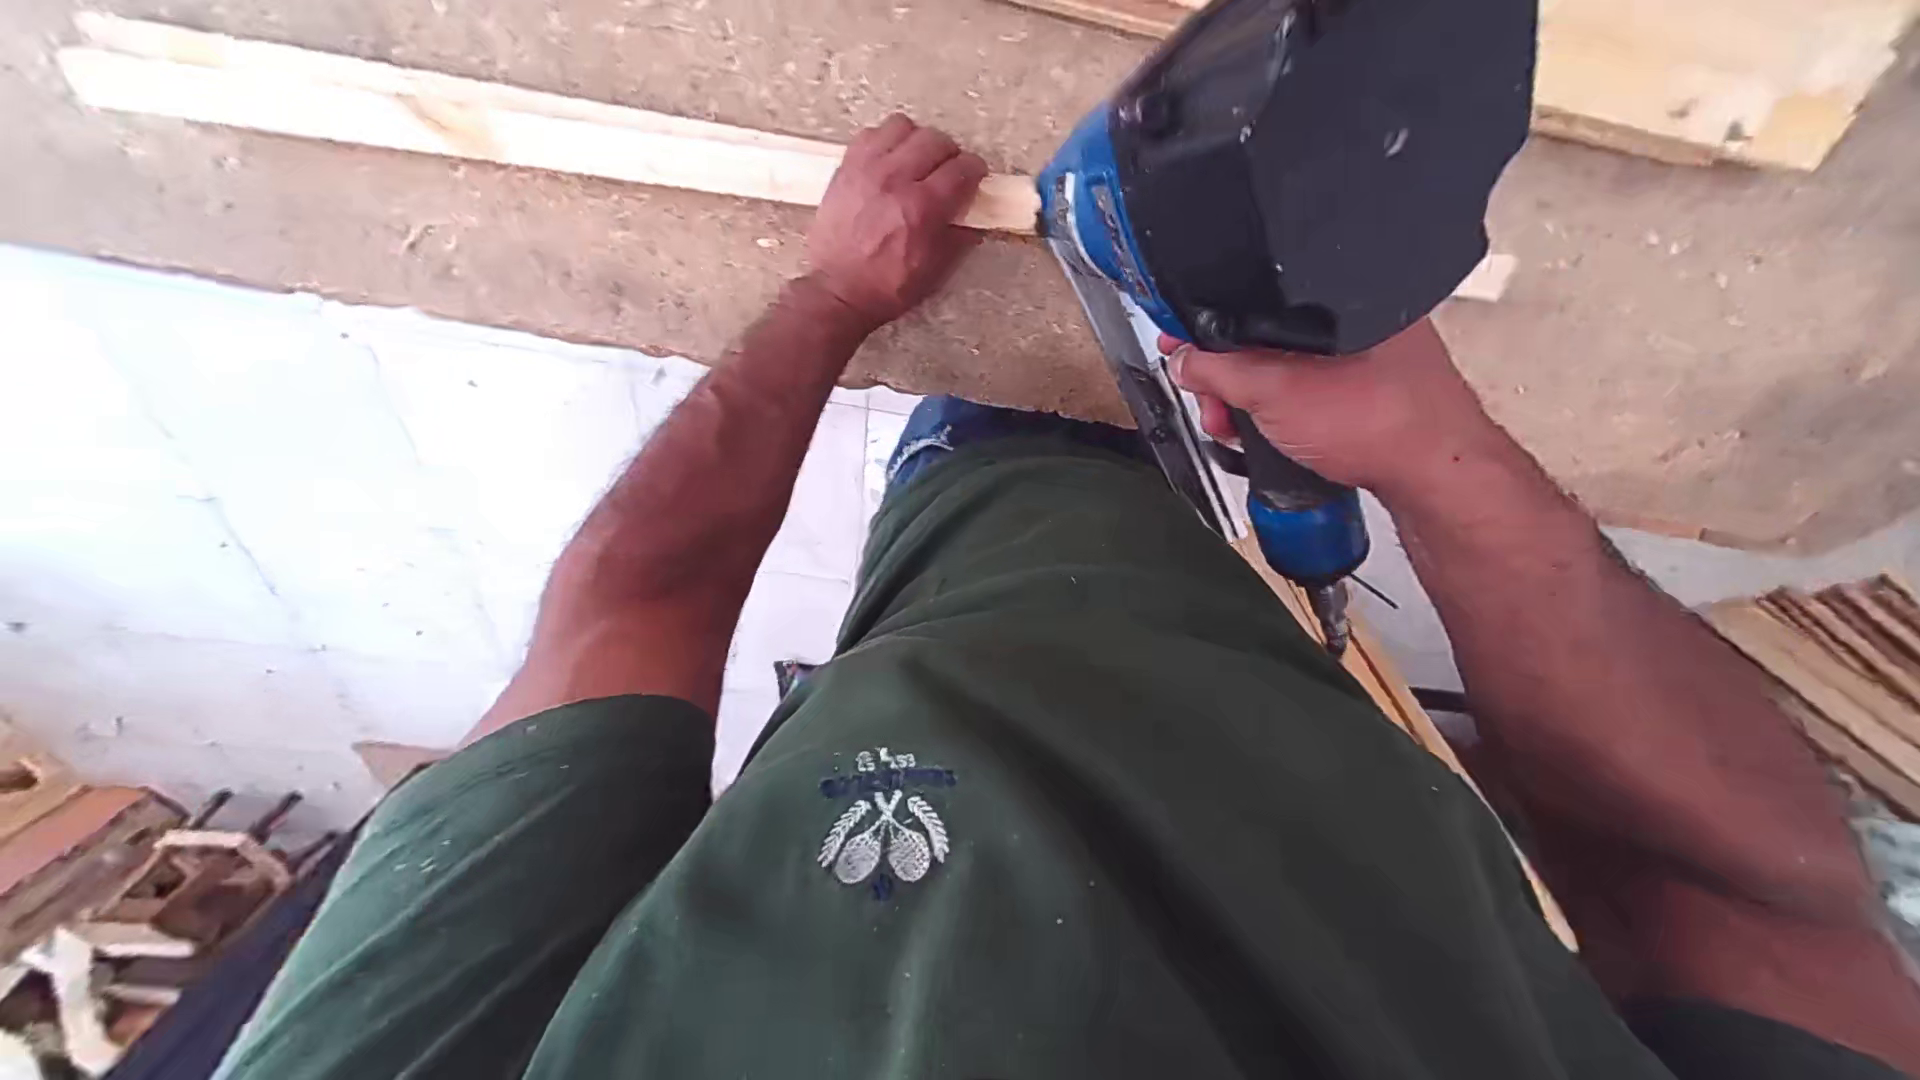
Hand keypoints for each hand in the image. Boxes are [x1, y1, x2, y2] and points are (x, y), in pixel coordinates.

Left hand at [805, 114, 989, 330]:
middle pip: (935, 140)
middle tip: (947, 172)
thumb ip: (958, 240)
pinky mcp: (846, 167)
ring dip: (916, 142)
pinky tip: (889, 163)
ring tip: (916, 163)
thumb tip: (973, 221)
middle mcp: (896, 179)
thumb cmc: (886, 288)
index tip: (975, 178)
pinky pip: (872, 134)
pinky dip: (886, 142)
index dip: (975, 171)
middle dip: (949, 154)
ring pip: (903, 127)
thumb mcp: (934, 273)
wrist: (839, 291)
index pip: (962, 169)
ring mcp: (867, 169)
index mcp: (923, 208)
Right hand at [1164, 319, 1509, 497]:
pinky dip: (1270, 414)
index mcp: (1335, 300)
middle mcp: (1347, 326)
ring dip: (1243, 405)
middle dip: (1223, 383)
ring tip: (1235, 429)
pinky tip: (1262, 435)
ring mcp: (1353, 362)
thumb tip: (1182, 359)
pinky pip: (1294, 394)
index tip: (1178, 344)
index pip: (1250, 305)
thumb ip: (1218, 370)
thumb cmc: (1380, 421)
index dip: (1206, 329)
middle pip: (1256, 345)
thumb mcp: (1274, 390)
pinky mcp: (1353, 394)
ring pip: (1274, 374)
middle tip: (1214, 409)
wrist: (1429, 475)